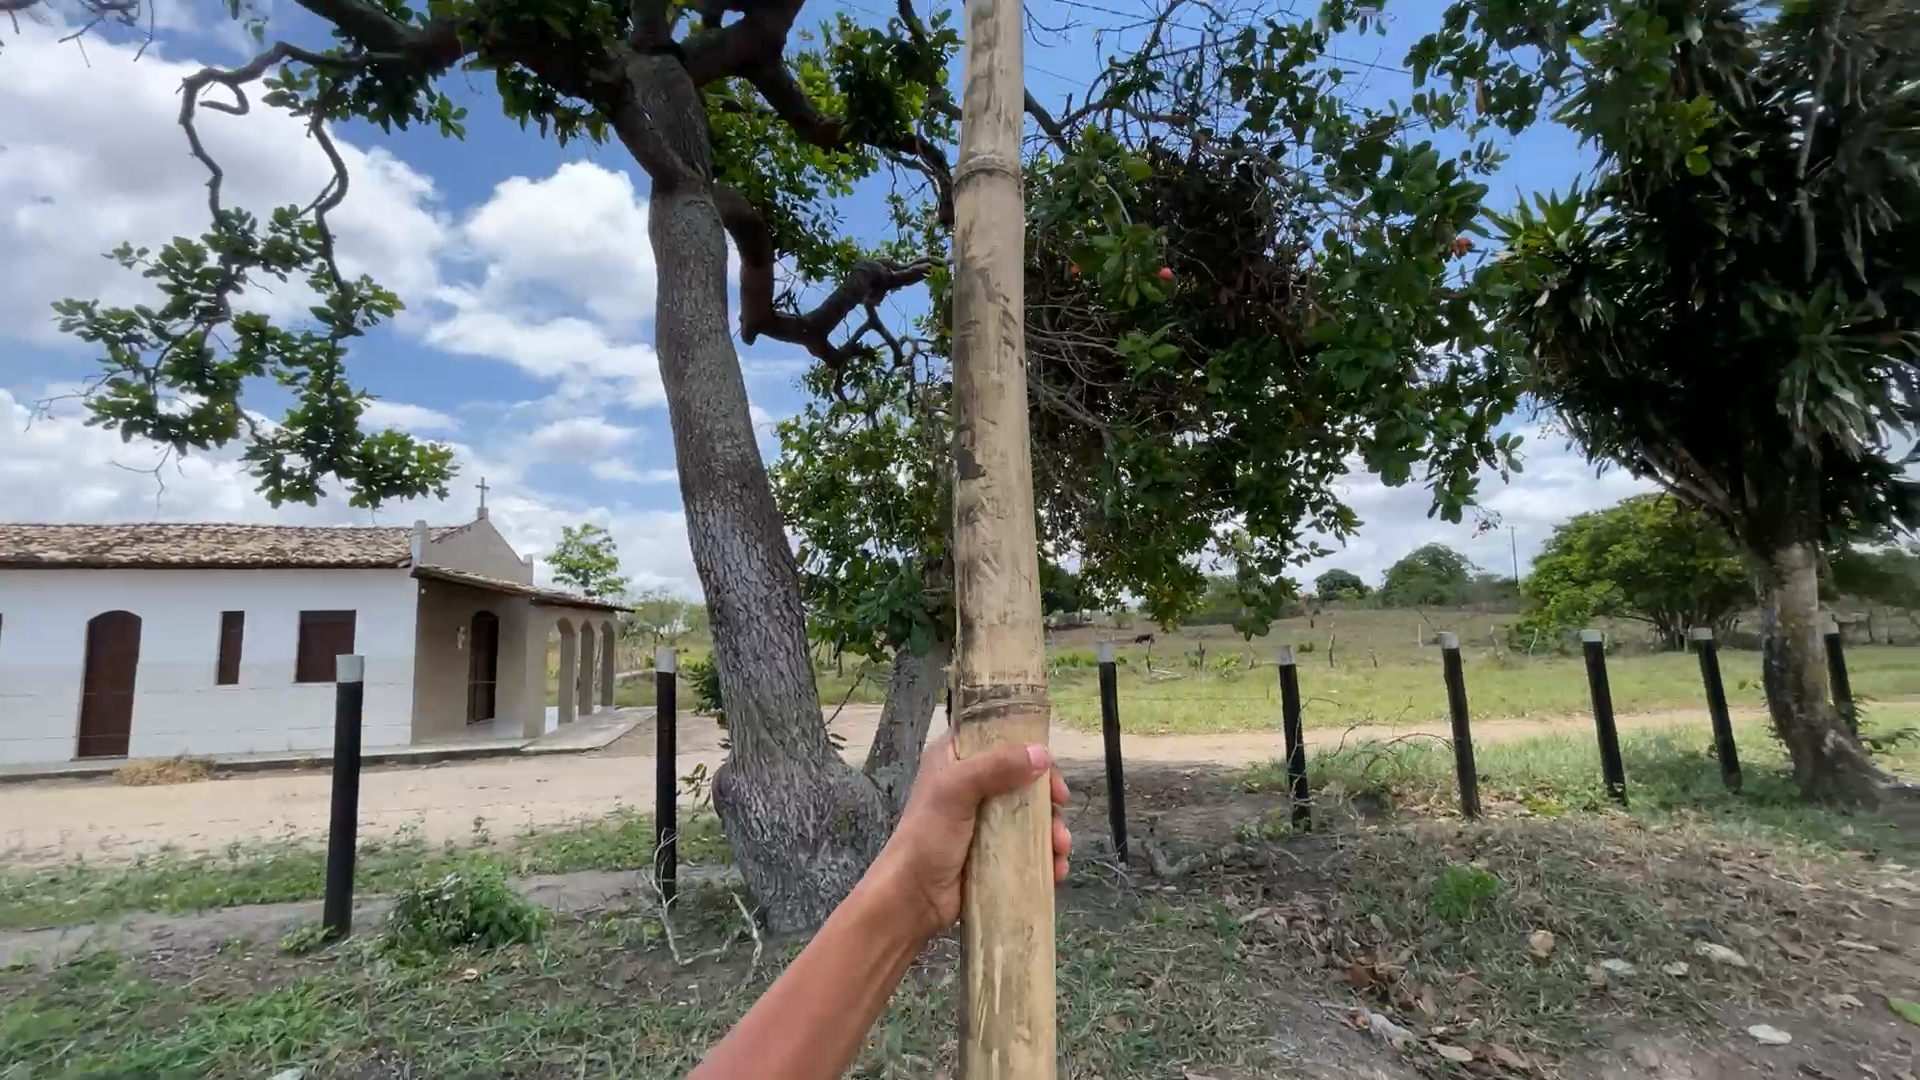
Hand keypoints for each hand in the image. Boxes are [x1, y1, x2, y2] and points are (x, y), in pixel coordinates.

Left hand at [868, 733, 1070, 939]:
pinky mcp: (996, 850)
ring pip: (1031, 812)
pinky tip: (1056, 869)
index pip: (997, 736)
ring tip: (1060, 848)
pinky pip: (1030, 844)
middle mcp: (972, 782)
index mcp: (956, 757)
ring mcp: (985, 818)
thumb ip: (996, 767)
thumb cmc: (928, 835)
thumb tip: (1042, 755)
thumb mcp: (956, 790)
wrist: (914, 898)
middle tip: (1061, 806)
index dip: (1026, 745)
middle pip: (1022, 776)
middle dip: (1047, 794)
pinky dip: (1046, 854)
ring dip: (1052, 828)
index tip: (1047, 765)